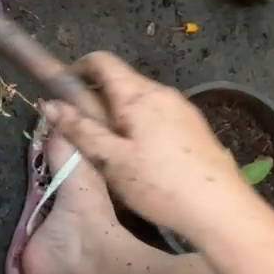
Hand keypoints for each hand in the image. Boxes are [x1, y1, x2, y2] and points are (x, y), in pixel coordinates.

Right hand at [39, 52, 265, 234]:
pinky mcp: (195, 129)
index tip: (62, 92)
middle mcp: (162, 93)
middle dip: (96, 100)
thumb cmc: (161, 184)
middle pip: (120, 82)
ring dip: (117, 116)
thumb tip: (49, 104)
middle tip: (82, 133)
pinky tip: (140, 161)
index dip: (76, 69)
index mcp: (138, 95)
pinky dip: (138, 127)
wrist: (224, 212)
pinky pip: (157, 116)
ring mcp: (182, 110)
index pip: (101, 61)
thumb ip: (79, 130)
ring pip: (138, 102)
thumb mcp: (111, 160)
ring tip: (110, 153)